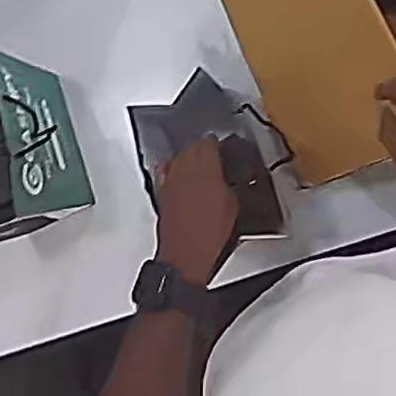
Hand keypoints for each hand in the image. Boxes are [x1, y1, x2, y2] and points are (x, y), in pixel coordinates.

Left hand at [154, 136, 237, 284]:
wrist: (186, 253)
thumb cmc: (209, 232)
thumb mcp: (233, 204)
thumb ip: (230, 184)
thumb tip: (230, 178)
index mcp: (205, 167)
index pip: (209, 142)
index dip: (217, 144)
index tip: (223, 148)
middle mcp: (184, 168)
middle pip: (193, 147)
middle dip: (203, 150)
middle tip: (214, 157)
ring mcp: (171, 179)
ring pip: (180, 157)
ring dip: (189, 159)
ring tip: (200, 168)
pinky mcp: (163, 191)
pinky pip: (168, 172)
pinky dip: (175, 171)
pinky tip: (182, 177)